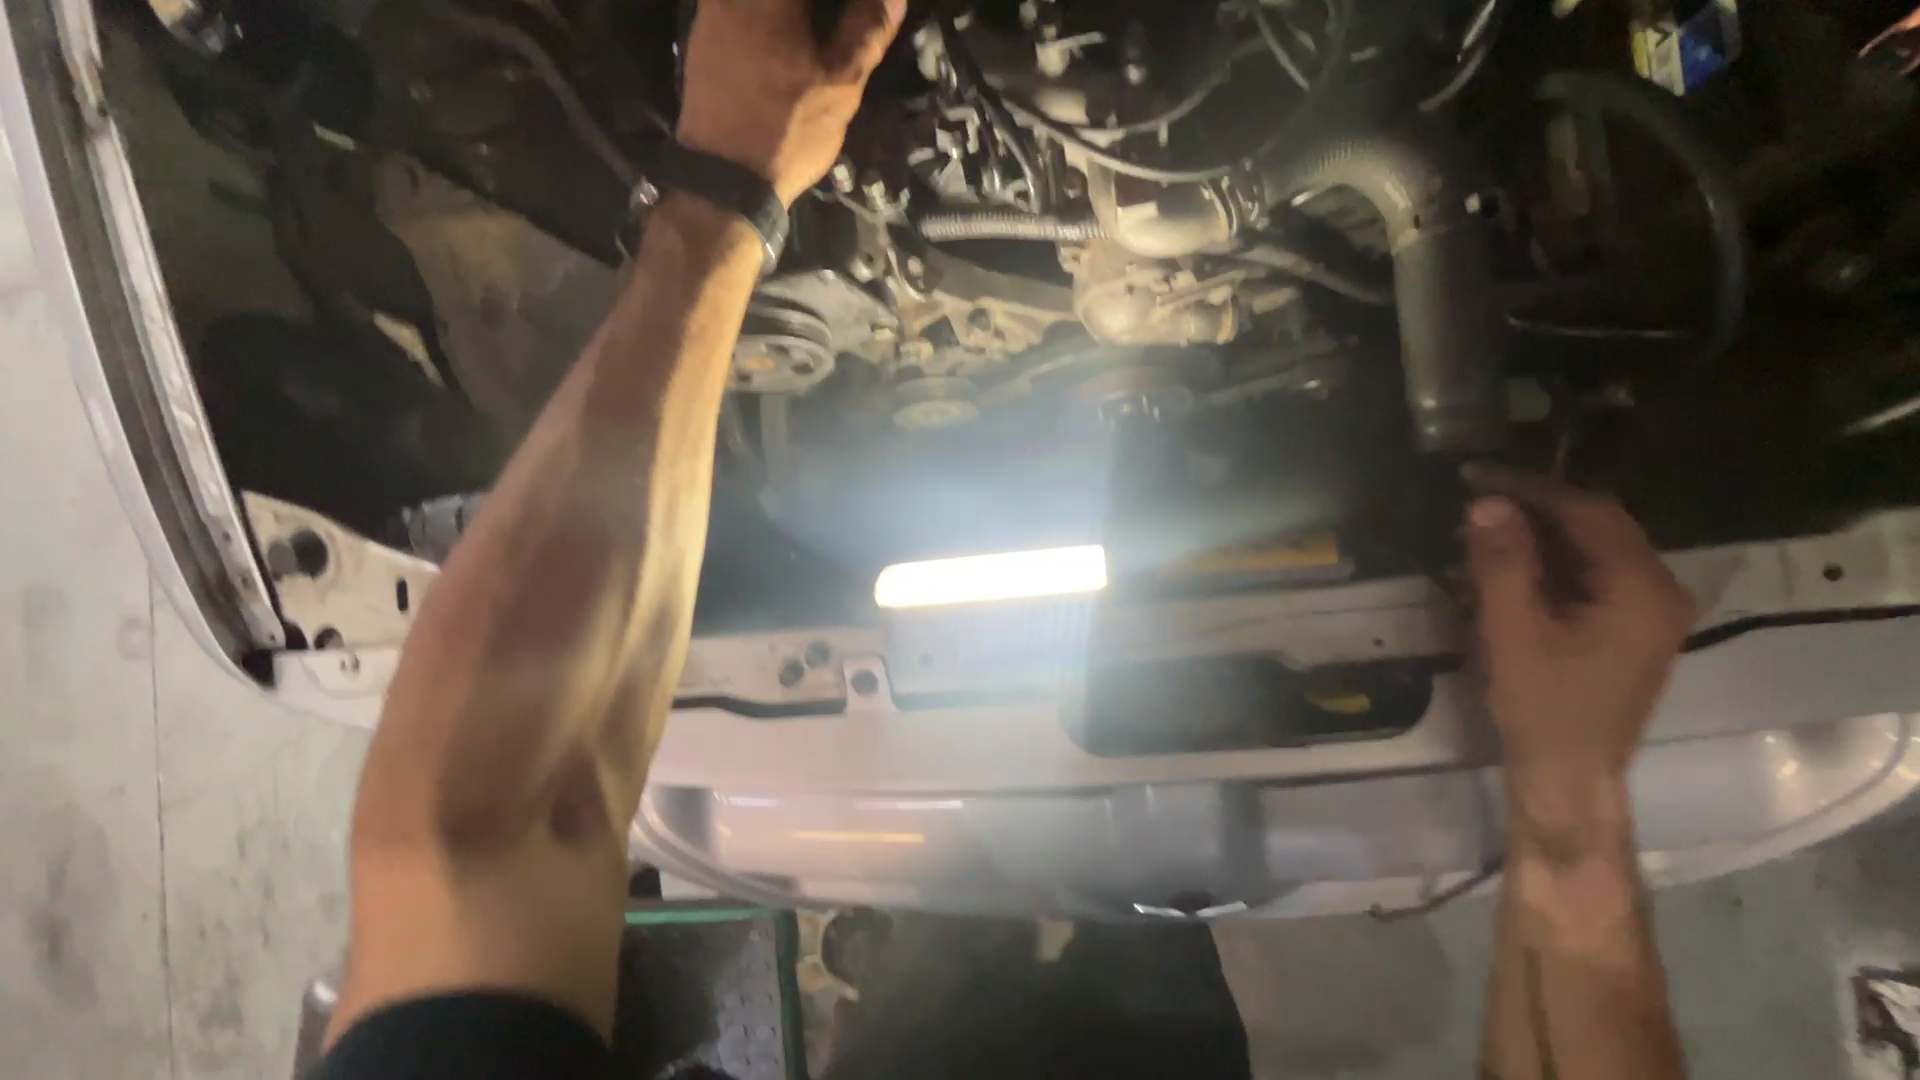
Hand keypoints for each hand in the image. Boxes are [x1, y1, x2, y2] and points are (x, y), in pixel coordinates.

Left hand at [677, 0, 905, 205]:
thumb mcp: (840, 85)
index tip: (856, 16)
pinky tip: (782, 46)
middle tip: (841, 24)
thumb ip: (867, 31)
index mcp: (773, 0)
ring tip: (815, 36)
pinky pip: (739, 12)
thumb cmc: (789, 131)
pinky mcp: (702, 36)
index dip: (842, 5)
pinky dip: (765, 20)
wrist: (725, 176)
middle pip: (788, 3)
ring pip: (763, 7)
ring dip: (793, 19)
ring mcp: (713, 11)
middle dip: (818, 12)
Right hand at [1462, 466, 1695, 850]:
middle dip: (1535, 504)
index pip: (1587, 512)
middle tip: (1475, 495)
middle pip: (1598, 524)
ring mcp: (1651, 610)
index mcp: (1641, 589)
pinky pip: (1593, 572)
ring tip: (1484, 524)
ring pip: (1595, 547)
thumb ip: (1502, 563)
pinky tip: (1512, 560)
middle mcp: (1660, 590)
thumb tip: (1486, 502)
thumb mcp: (1512, 630)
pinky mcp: (1631, 627)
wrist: (1569, 773)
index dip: (1529, 487)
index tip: (1475, 475)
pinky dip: (1552, 558)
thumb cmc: (1541, 705)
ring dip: (1541, 530)